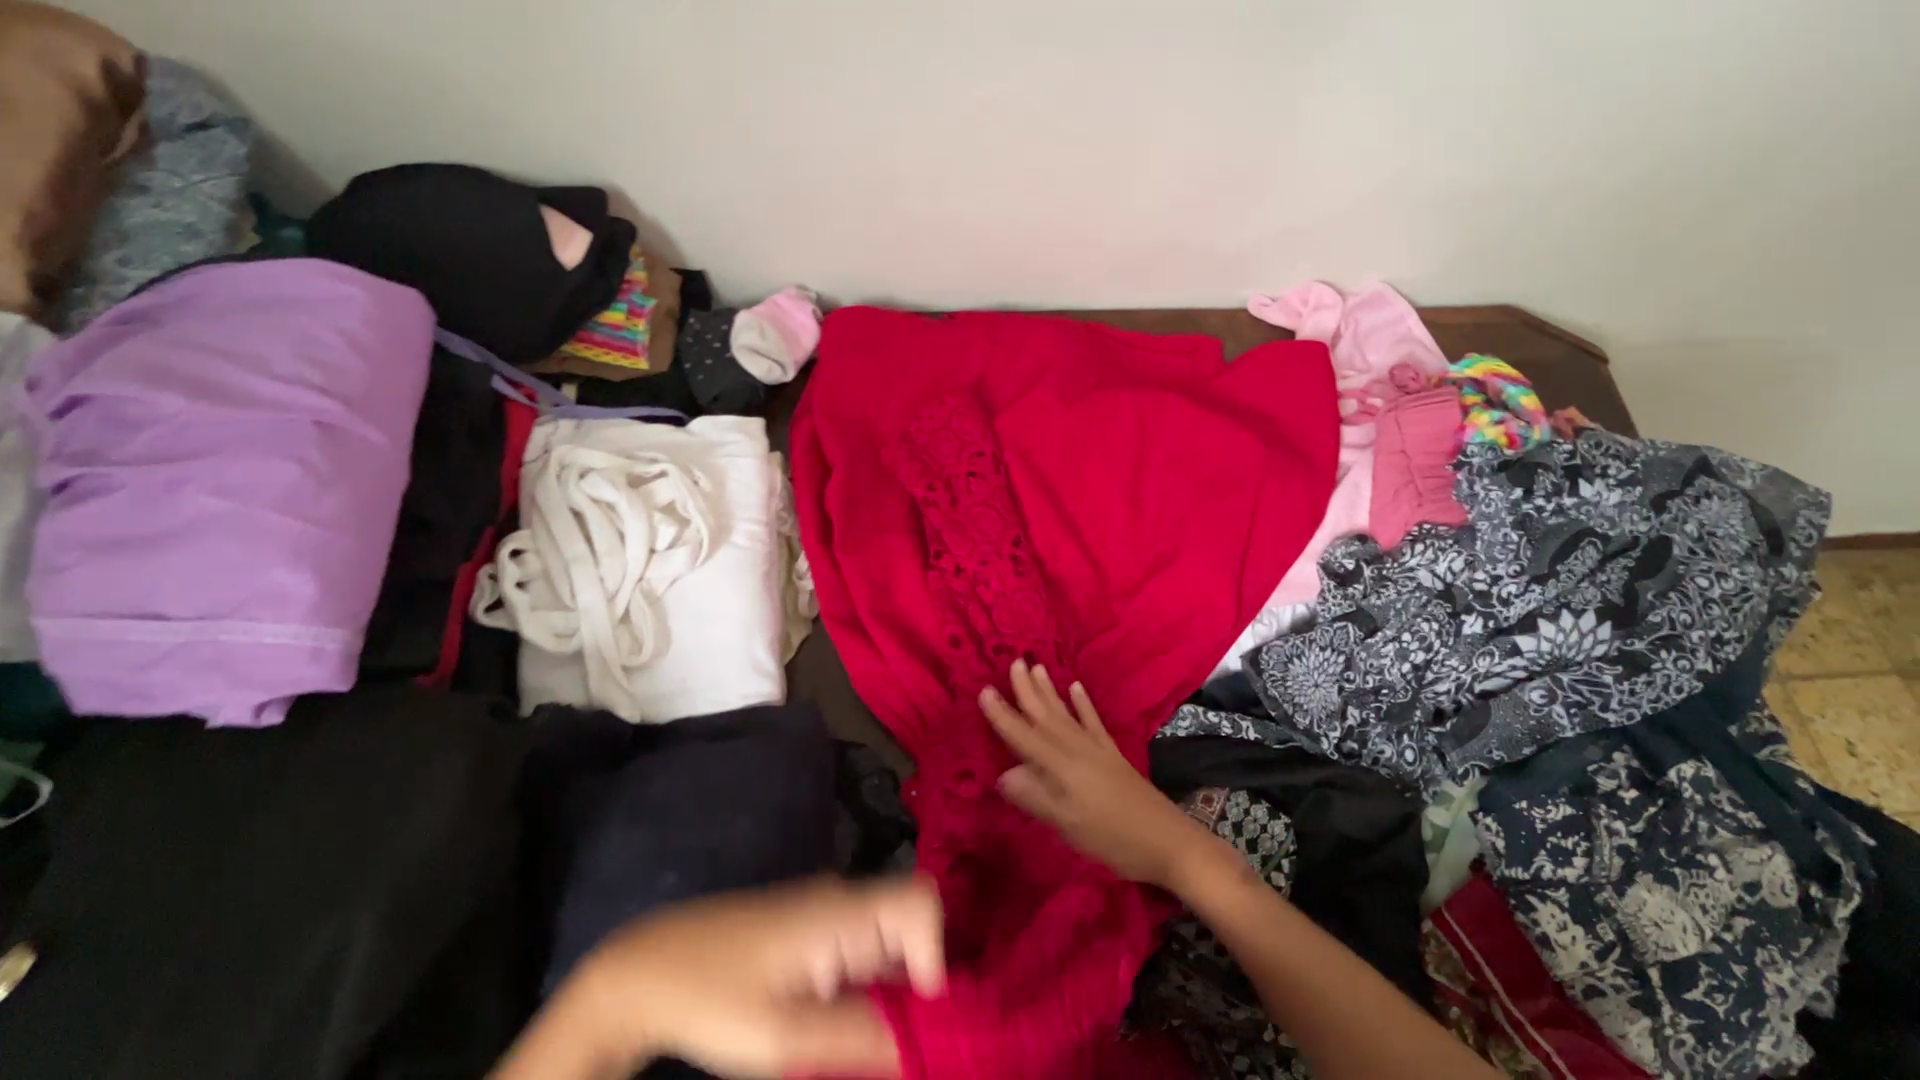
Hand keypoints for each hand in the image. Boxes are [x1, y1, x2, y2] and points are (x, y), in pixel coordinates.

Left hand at [502, 877, 943, 1079]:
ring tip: (881, 1042)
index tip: (923, 1013)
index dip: (939, 953)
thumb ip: (860, 1039)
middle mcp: (840, 902)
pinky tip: (848, 1026)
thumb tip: (923, 1047)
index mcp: (840, 913)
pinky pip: (859, 950)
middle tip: (914, 1041)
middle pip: (910, 926)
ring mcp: (822, 913)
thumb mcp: (783, 1036)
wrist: (639, 973)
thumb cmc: (708, 997)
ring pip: (886, 941)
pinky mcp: (806, 931)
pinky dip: (869, 987)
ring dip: (895, 990)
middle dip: (923, 982)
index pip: (921, 903)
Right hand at [979, 659, 1215, 888]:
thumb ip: (1035, 797)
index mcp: (1061, 767)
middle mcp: (1077, 750)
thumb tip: (1003, 775)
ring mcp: (1098, 750)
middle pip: (1046, 716)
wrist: (1169, 843)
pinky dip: (1083, 705)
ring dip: (1050, 691)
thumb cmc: (1113, 839)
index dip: (1003, 716)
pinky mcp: (1113, 756)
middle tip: (1013, 661)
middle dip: (1026, 691)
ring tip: (1036, 667)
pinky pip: (1093, 723)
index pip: (1024, 737)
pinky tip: (1077, 688)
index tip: (983, 690)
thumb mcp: (1067, 824)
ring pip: (1066, 714)